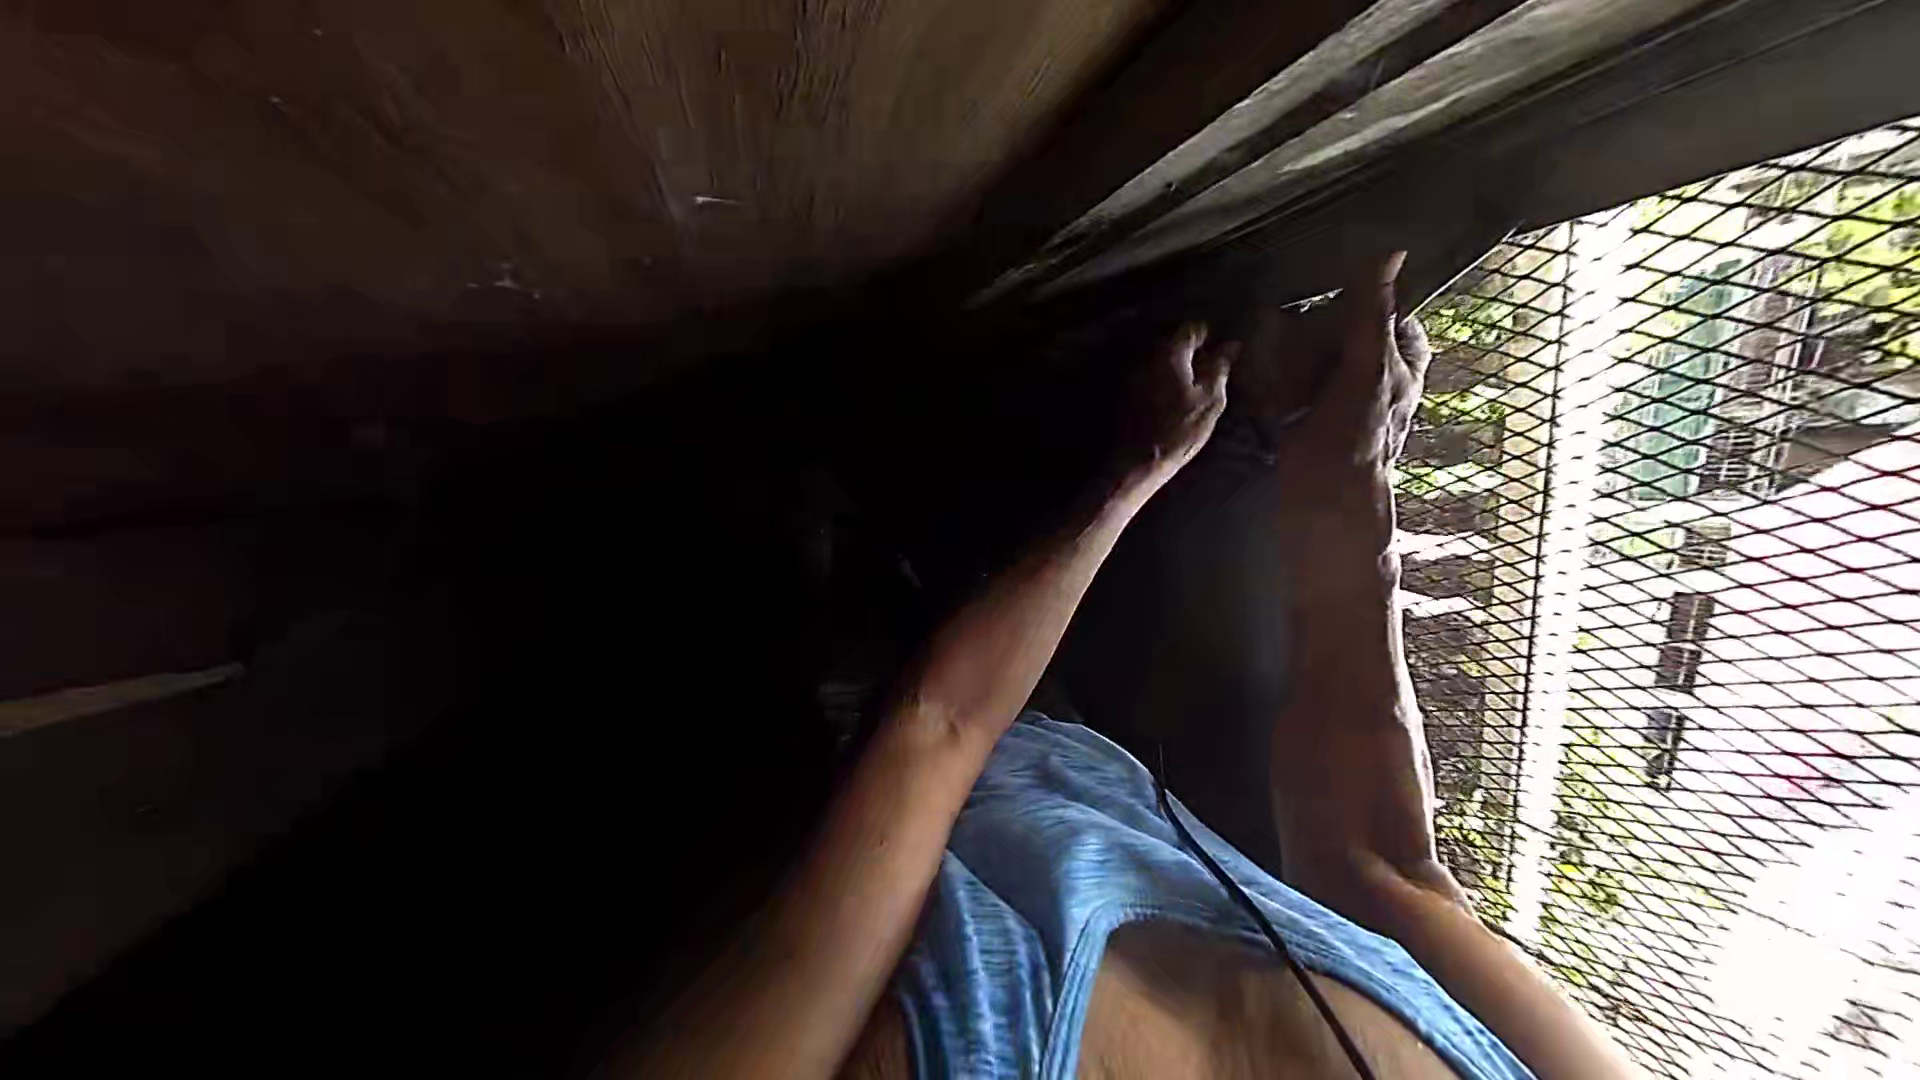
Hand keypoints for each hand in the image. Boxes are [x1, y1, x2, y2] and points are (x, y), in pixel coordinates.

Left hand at [1114, 322, 1234, 495]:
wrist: (1135, 462)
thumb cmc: (1178, 431)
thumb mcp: (1210, 400)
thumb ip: (1219, 369)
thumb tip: (1230, 345)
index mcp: (1168, 352)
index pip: (1190, 328)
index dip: (1207, 336)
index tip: (1217, 351)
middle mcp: (1144, 356)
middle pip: (1169, 341)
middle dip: (1188, 350)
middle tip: (1206, 369)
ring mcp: (1129, 375)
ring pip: (1155, 359)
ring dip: (1172, 366)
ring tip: (1189, 386)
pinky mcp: (1121, 395)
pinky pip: (1145, 377)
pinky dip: (1158, 381)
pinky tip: (1168, 399)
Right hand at [1274, 253, 1430, 539]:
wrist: (1323, 505)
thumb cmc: (1354, 439)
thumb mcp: (1366, 370)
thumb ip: (1373, 317)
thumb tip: (1390, 255)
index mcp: (1401, 363)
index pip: (1389, 312)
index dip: (1365, 298)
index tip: (1331, 289)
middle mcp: (1374, 379)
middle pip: (1349, 335)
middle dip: (1320, 327)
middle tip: (1290, 318)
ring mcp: (1340, 402)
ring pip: (1320, 360)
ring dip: (1295, 352)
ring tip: (1270, 343)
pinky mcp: (1311, 422)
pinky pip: (1296, 387)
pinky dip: (1280, 379)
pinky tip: (1261, 376)